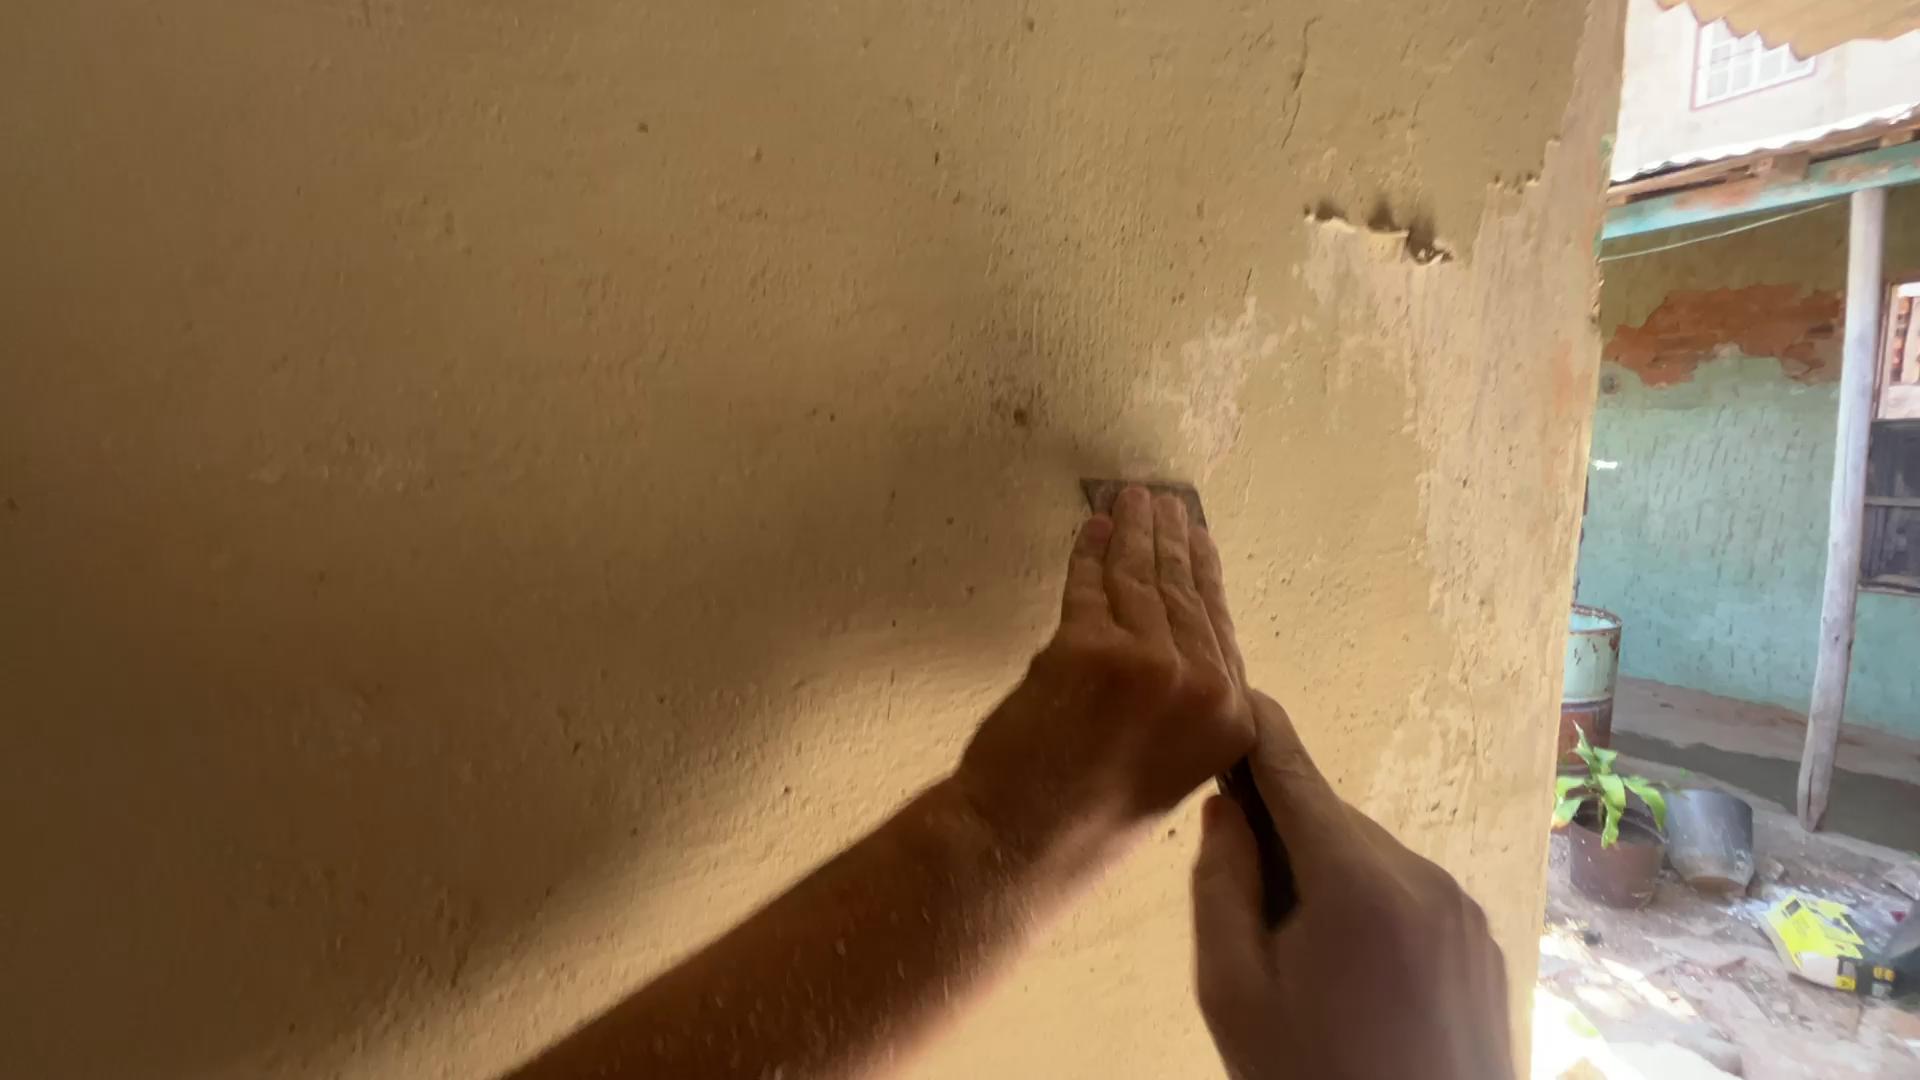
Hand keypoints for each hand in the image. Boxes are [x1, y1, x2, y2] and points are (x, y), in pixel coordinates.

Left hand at [954, 486, 1253, 873]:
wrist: (1025, 841)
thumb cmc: (1090, 812)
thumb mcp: (1166, 759)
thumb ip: (1181, 698)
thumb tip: (1171, 633)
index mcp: (1232, 721)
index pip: (1218, 624)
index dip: (1204, 574)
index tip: (1198, 537)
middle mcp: (1201, 685)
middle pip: (1182, 591)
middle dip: (1170, 539)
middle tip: (1164, 499)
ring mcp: (1147, 663)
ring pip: (1139, 579)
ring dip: (1132, 531)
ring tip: (1131, 498)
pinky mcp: (1088, 647)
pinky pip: (1088, 585)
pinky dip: (1087, 553)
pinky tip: (1093, 528)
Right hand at [1191, 692, 1510, 1079]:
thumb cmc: (1307, 1076)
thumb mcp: (1231, 988)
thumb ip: (1220, 882)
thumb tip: (1227, 809)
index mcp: (1356, 882)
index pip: (1293, 771)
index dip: (1258, 726)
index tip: (1233, 691)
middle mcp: (1420, 876)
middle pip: (1325, 814)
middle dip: (1278, 823)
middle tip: (1240, 882)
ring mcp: (1460, 908)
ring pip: (1362, 848)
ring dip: (1319, 862)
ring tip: (1296, 938)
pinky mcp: (1480, 939)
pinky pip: (1401, 884)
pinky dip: (1361, 891)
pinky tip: (1348, 960)